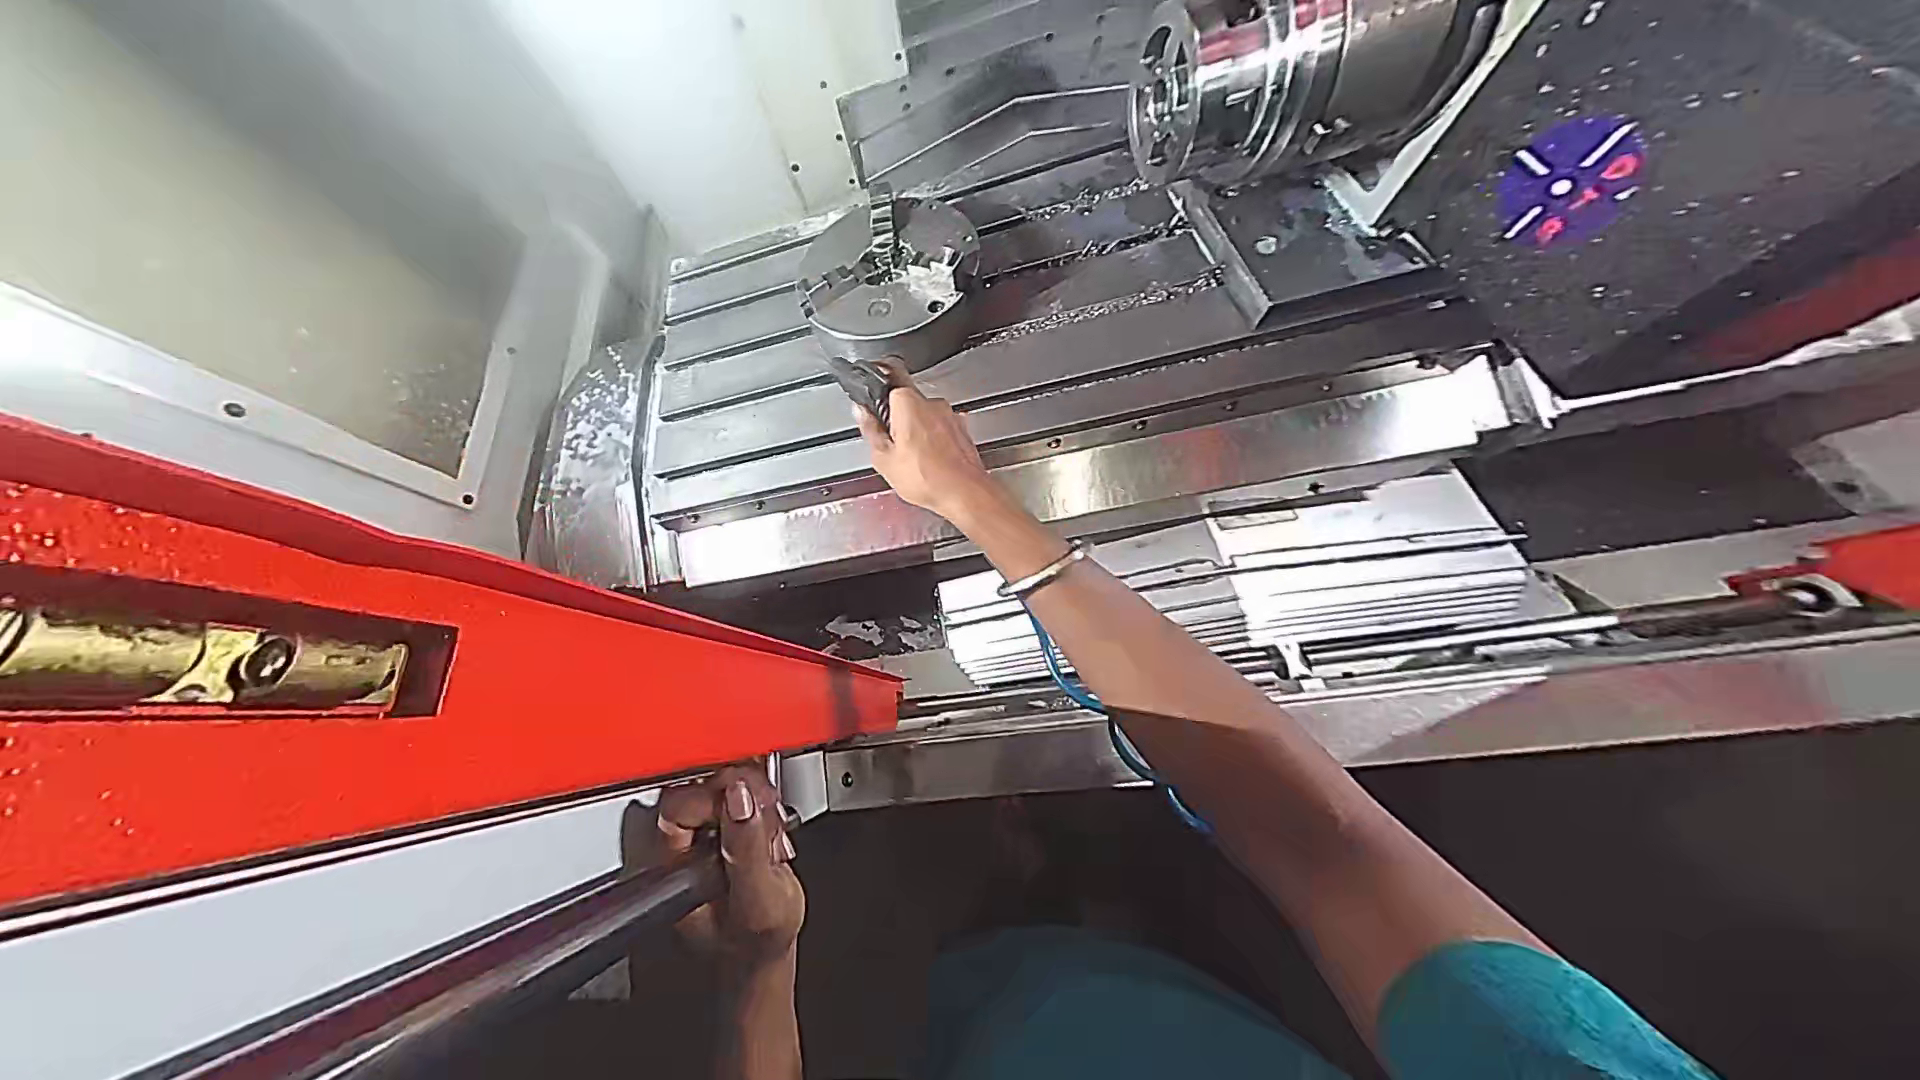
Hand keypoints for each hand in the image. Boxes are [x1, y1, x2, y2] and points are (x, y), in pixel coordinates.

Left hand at [652, 765, 803, 969]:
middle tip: (766, 809)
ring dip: (756, 795)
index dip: (717, 796)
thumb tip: (739, 798)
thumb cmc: (754, 938)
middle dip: (743, 791)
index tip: (748, 801)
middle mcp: (680, 845)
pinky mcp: (724, 823)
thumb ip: (747, 850)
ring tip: (771, 825)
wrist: (764, 949)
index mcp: (673, 865)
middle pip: (702, 785)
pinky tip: (772, 822)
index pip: (680, 804)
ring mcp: (702, 832)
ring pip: (723, 784)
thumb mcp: (758, 900)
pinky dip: (762, 798)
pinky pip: (740, 789)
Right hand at [851, 382, 998, 523]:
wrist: (965, 493)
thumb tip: (862, 414)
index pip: (887, 383)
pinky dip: (935, 442)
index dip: (878, 401)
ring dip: (918, 432)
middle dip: (898, 421)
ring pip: (926, 418)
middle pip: (907, 403)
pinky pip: (942, 430)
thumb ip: (870, 430)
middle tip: (892, 446)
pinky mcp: (962, 431)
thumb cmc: (928, 478)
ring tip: (913, 459)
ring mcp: (950, 416)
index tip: (873, 415)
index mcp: (907, 402)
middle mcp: (932, 403)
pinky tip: (930, 462)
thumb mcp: (884, 459)